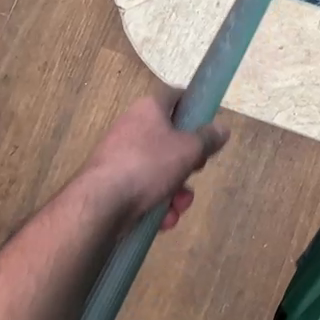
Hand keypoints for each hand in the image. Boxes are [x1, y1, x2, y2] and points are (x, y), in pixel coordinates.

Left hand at [76, 86, 227, 230]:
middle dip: (188, 164)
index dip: (196, 111)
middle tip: (195, 174)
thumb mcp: (190, 149)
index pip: (178, 98)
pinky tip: (162, 221)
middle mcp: (132, 127)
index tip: (208, 131)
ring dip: (174, 190)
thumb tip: (222, 129)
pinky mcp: (109, 184)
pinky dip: (154, 203)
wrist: (96, 206)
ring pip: (158, 169)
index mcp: (149, 108)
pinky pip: (141, 188)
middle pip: (170, 139)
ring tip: (178, 209)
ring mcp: (118, 157)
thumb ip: (209, 138)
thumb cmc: (148, 165)